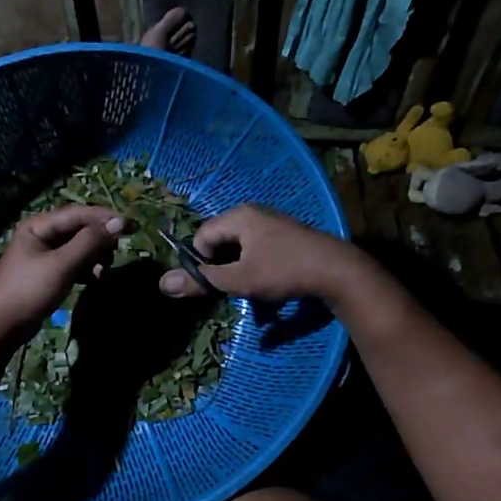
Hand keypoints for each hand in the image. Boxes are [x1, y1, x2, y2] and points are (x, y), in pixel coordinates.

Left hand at [0, 206, 125, 336]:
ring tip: (103, 271)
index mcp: (40, 225)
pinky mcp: (49, 272)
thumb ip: (90, 242)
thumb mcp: (62, 265)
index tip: (133, 227)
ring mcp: (45, 253)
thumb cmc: (29, 291)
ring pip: (80, 246)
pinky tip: (94, 279)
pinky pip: (75, 262)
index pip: (80, 213)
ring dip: (95, 255)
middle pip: (81, 228)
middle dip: (101, 239)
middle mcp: (42, 234)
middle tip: (116, 253)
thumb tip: (119, 222)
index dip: (107, 218)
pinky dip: (87, 268)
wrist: (0, 327)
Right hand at [157, 205, 359, 300]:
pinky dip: (256, 265)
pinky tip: (270, 281)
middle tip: (234, 287)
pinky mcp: (286, 235)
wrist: (338, 271)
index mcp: (239, 216)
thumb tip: (162, 283)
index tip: (218, 283)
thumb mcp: (239, 280)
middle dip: (222, 266)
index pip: (201, 236)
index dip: (203, 263)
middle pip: (220, 240)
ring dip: (239, 269)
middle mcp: (253, 213)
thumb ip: (202, 280)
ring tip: (253, 286)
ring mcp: (272, 223)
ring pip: (240, 247)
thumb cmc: (284, 271)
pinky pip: (257, 248)